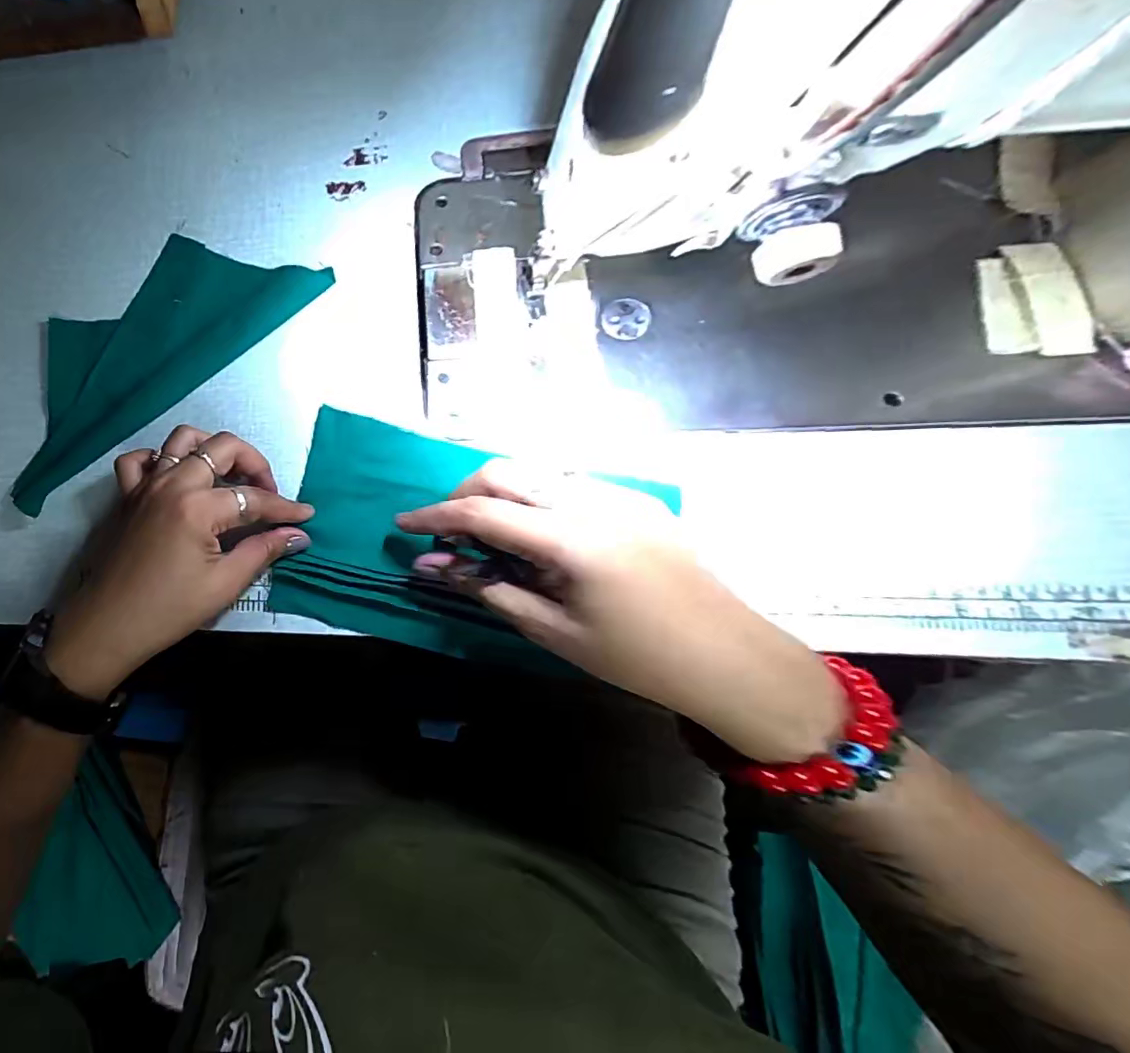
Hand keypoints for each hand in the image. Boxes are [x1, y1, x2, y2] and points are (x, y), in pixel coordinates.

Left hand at [45, 426, 312, 697]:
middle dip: (254, 463)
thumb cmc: (169, 610)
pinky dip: (161, 460)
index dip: (284, 508)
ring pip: (182, 439)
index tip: (305, 516)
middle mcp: (171, 484)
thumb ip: (262, 550)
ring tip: (227, 475)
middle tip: (267, 492)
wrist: (107, 627)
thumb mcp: (224, 584)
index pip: (253, 498)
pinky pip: (140, 460)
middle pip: (222, 447)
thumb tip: (297, 535)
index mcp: (197, 506)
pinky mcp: (127, 496)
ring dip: (211, 449)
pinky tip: (176, 479)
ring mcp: (145, 485)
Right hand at [395, 460, 843, 762]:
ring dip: (502, 494)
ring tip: (495, 542)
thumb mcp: (552, 630)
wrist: (727, 655)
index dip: (434, 516)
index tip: (402, 526)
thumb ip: (488, 589)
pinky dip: (538, 499)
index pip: (482, 511)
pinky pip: (570, 483)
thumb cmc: (635, 658)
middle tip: (451, 537)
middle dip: (464, 495)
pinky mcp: (636, 499)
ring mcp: (619, 493)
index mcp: (571, 538)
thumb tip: (430, 568)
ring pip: (538, 471)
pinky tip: (543, 540)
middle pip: (505, 471)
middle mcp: (592, 499)